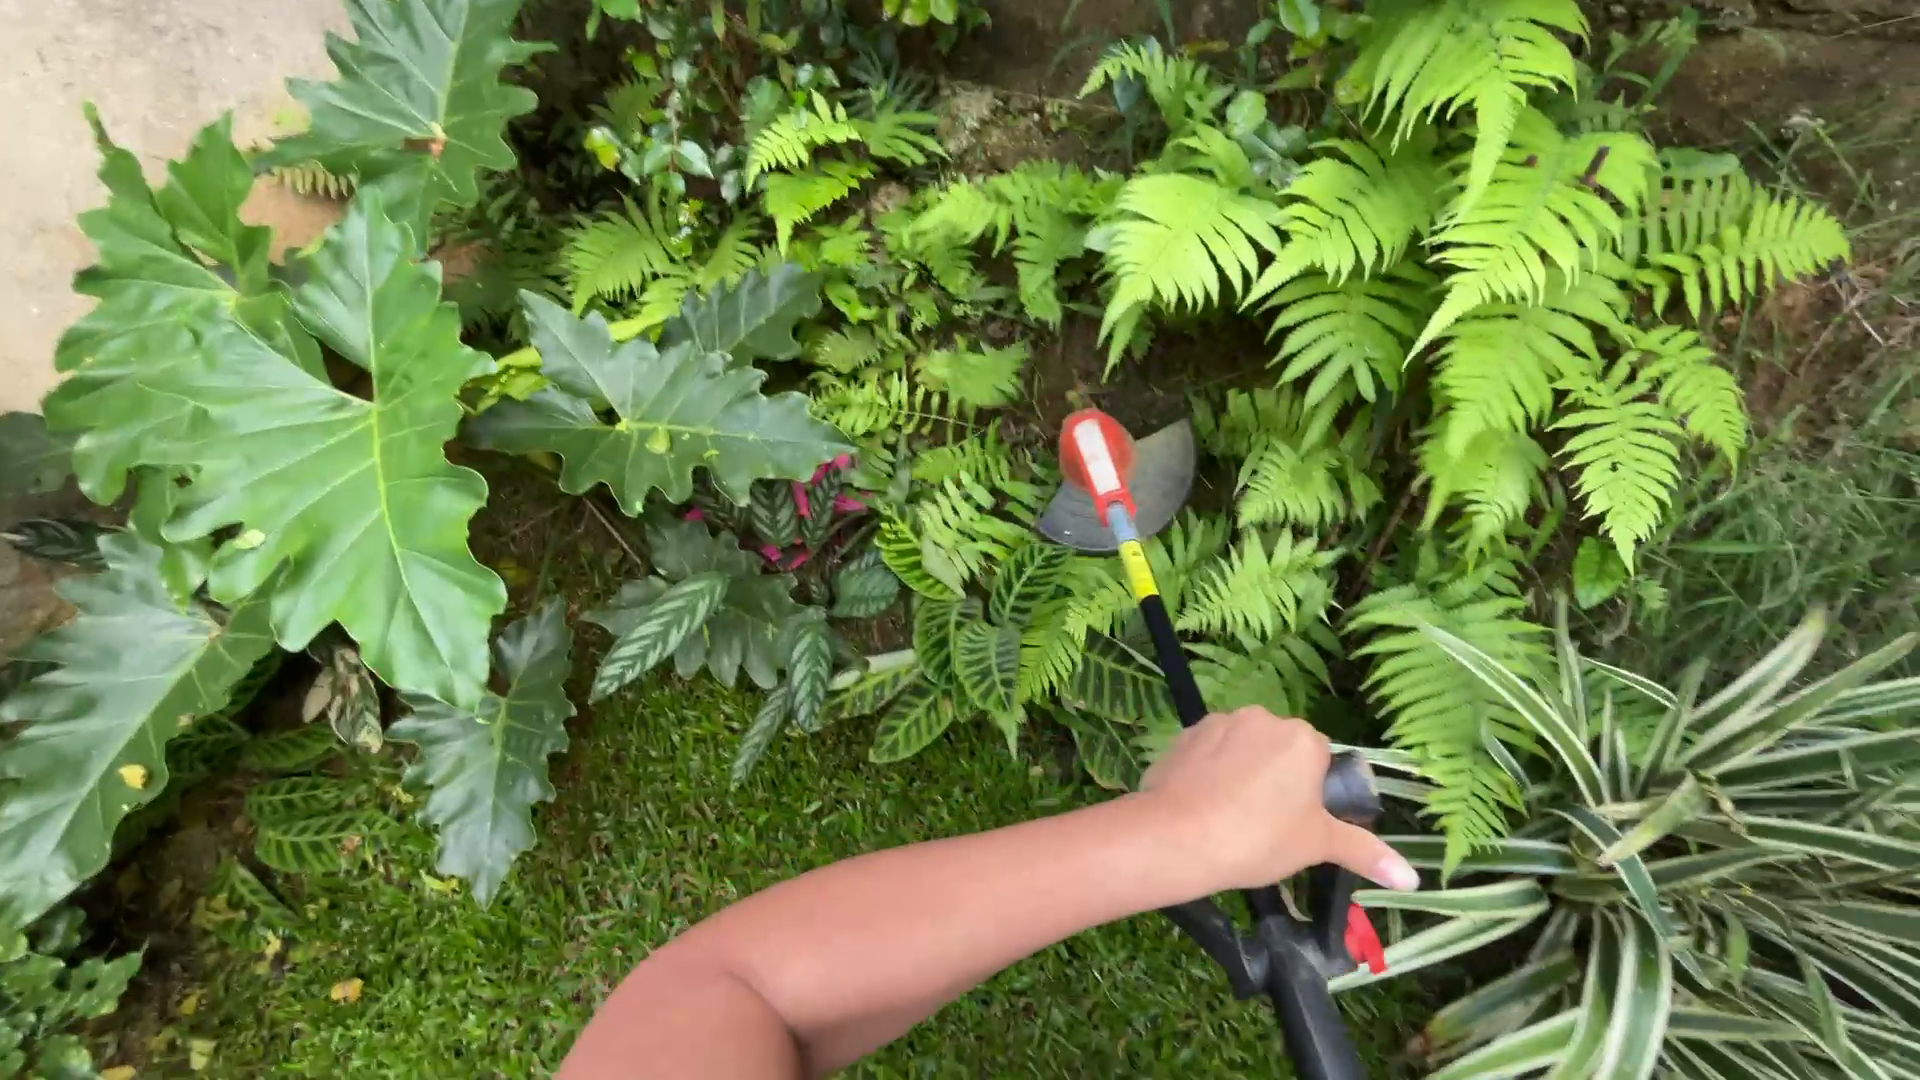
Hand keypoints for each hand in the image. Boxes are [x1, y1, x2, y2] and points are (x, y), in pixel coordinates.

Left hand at [1138, 707, 1419, 895]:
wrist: (1178, 835)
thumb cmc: (1258, 837)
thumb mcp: (1317, 845)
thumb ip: (1364, 852)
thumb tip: (1412, 878)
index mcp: (1300, 737)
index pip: (1318, 756)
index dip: (1310, 790)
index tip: (1297, 819)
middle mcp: (1260, 717)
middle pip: (1278, 747)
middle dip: (1277, 777)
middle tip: (1267, 820)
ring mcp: (1217, 722)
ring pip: (1241, 747)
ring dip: (1242, 771)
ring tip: (1232, 814)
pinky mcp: (1184, 734)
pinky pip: (1207, 751)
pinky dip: (1209, 771)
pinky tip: (1204, 802)